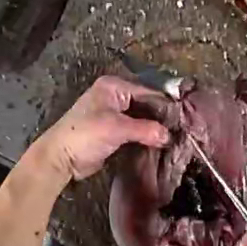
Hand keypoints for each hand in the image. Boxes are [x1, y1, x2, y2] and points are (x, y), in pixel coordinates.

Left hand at [30, 76, 172, 181]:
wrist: (60, 158)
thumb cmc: (84, 135)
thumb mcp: (116, 129)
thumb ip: (145, 129)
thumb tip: (168, 135)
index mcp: (114, 86)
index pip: (148, 91)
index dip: (166, 104)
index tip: (186, 116)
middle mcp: (115, 96)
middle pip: (147, 103)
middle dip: (163, 116)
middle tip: (185, 128)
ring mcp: (114, 113)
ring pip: (143, 117)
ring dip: (156, 127)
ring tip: (178, 136)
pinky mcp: (114, 130)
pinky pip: (137, 129)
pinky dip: (148, 135)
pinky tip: (163, 142)